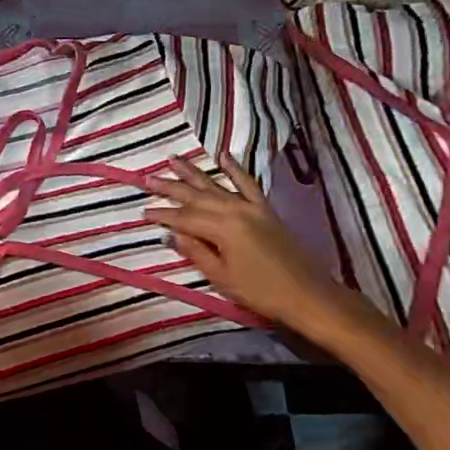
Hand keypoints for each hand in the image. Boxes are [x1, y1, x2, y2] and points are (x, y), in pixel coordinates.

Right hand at [144, 154, 373, 341]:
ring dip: (194, 172)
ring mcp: (252, 207)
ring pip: (217, 186)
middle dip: (170, 187)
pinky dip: (235, 169)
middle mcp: (236, 211)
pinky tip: (224, 156)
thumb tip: (170, 235)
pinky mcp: (265, 210)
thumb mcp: (221, 276)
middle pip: (196, 196)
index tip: (143, 212)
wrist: (306, 294)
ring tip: (174, 159)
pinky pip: (248, 184)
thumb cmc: (260, 291)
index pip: (184, 218)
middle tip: (148, 178)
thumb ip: (195, 252)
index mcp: (223, 228)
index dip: (162, 215)